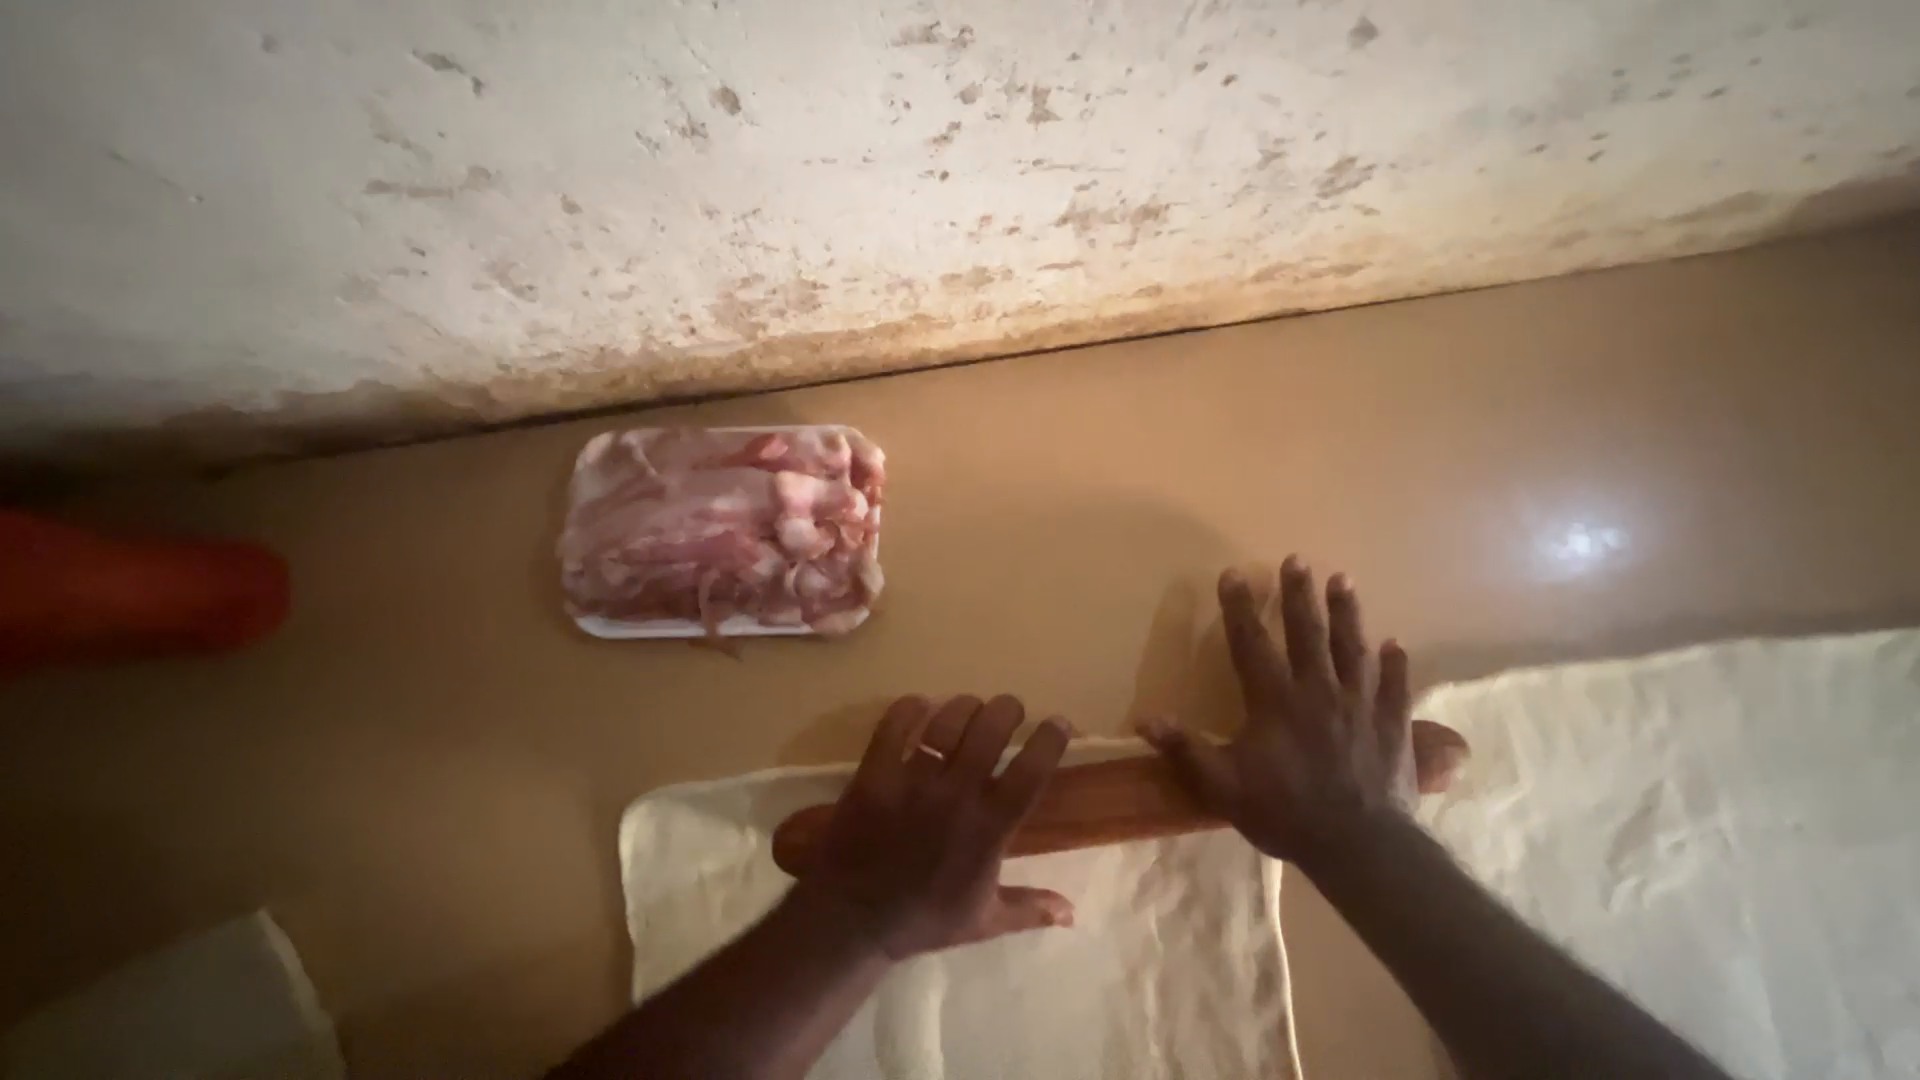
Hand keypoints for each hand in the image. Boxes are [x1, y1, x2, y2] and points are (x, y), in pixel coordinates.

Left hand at [795, 694, 1074, 961]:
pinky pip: (893, 726)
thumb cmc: (923, 920)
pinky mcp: (875, 773)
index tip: (1060, 722)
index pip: (1031, 772)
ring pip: (947, 721)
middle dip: (1007, 709)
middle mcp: (957, 795)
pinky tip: (920, 705)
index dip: (1050, 741)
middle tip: (1010, 708)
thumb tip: (1073, 913)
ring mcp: (914, 781)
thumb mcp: (984, 921)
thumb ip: (1030, 908)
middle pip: (991, 730)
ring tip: (970, 706)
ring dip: (964, 706)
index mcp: (989, 827)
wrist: (852, 920)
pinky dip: (909, 708)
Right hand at [1138, 557, 1468, 867]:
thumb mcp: (1222, 786)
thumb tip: (1145, 719)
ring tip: (1343, 580)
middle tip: (1297, 560)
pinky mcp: (1392, 725)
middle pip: (1307, 633)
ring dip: (1346, 613)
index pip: (1252, 643)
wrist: (1360, 846)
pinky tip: (1395, 644)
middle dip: (1299, 595)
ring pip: (1352, 649)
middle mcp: (1318, 691)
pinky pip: (1395, 687)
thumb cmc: (1285, 812)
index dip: (1240, 607)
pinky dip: (1395, 664)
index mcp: (1275, 701)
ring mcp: (1360, 705)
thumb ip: (1186, 750)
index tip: (1234, 574)